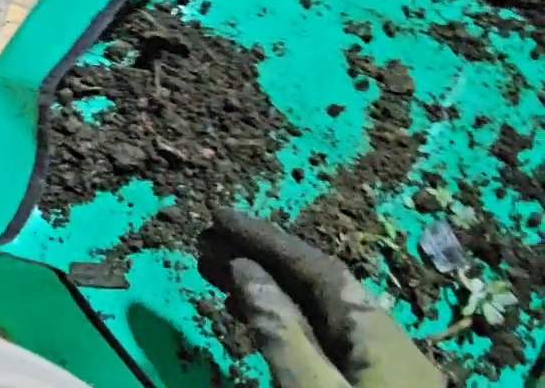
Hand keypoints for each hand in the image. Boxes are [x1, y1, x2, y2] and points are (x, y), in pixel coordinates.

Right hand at [217, 210, 443, 387]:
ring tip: (212, 276)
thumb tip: (244, 269)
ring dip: (265, 286)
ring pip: (318, 310)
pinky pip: (322, 335)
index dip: (265, 237)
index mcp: (378, 335)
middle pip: (318, 285)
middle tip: (202, 245)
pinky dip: (282, 317)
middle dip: (258, 258)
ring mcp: (385, 369)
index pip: (317, 268)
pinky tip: (250, 318)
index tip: (215, 217)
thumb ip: (278, 328)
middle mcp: (386, 342)